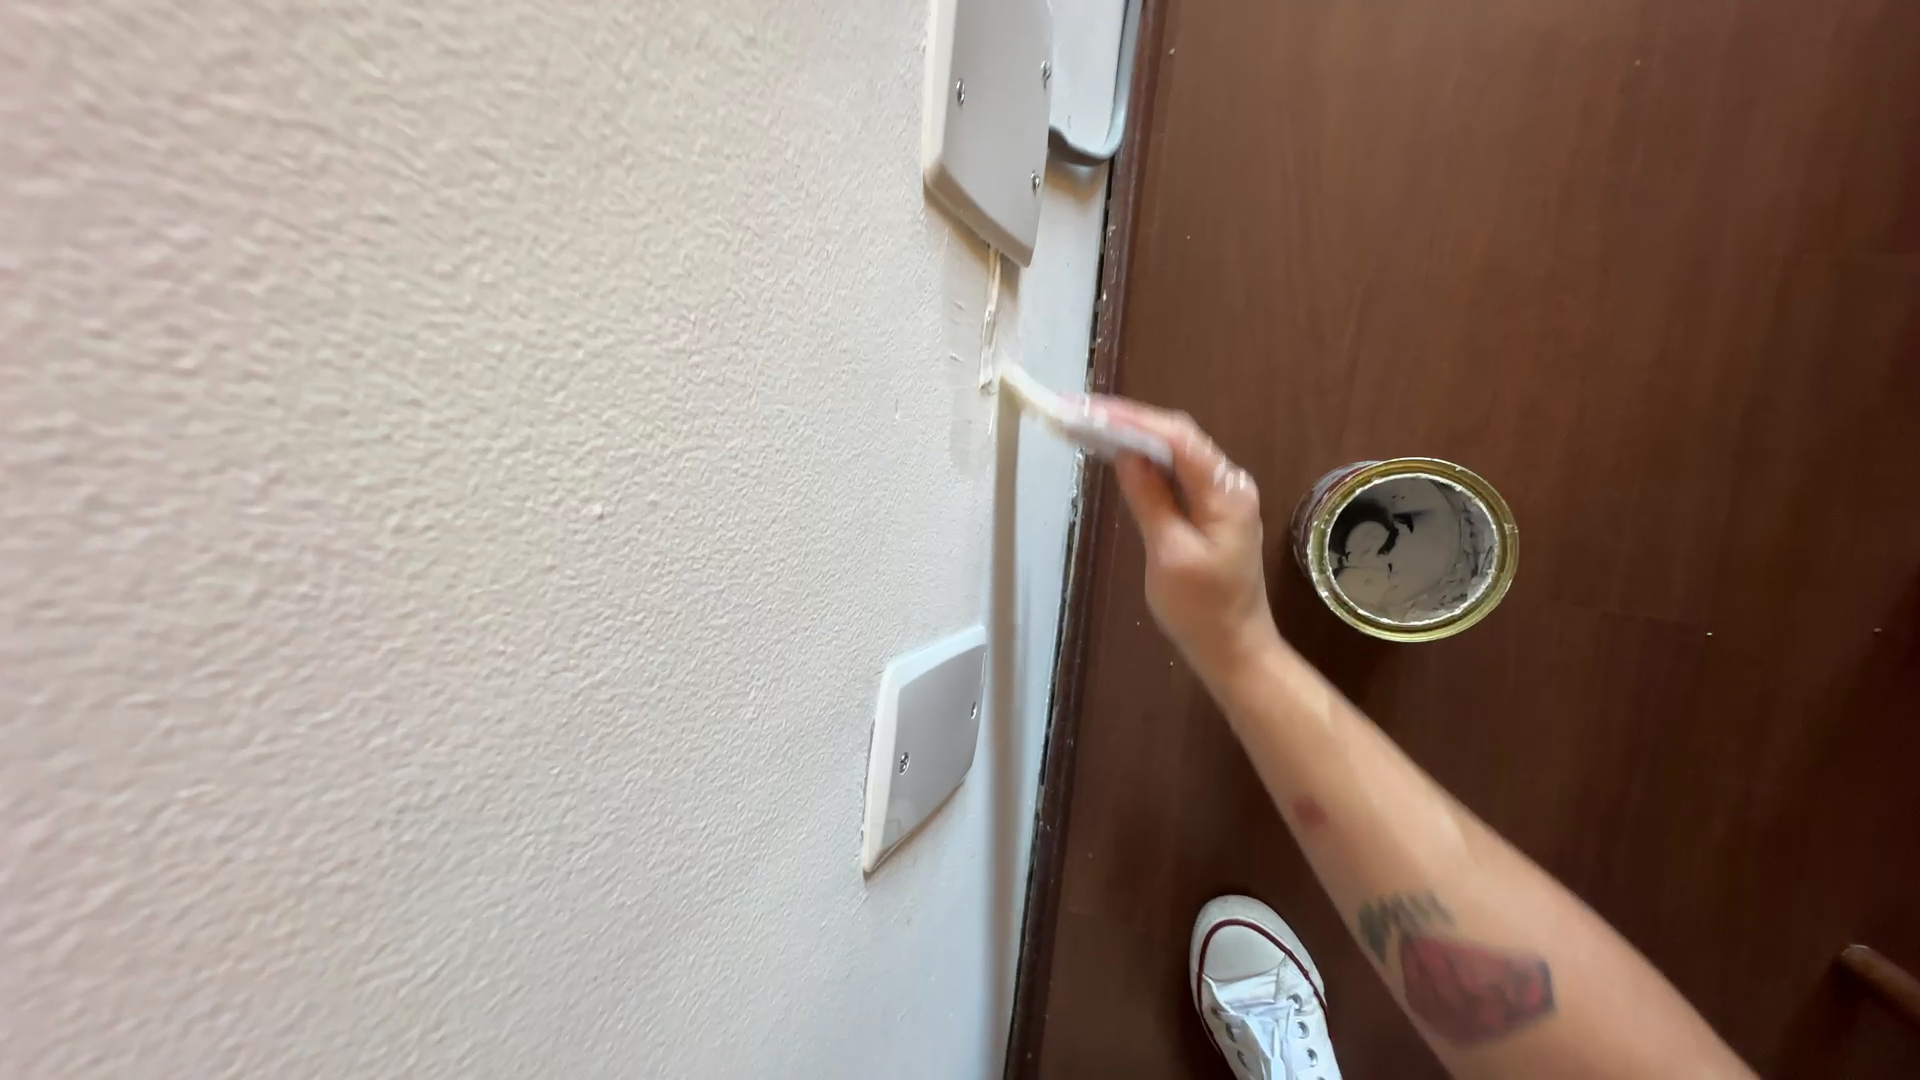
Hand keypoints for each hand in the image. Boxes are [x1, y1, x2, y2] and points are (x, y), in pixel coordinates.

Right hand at [1095, 396, 1280, 684]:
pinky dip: (1145, 461)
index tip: (1090, 411)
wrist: (1233, 647)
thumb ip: (1150, 499)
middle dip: (1129, 421)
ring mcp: (1220, 495)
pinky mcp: (1209, 509)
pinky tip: (1119, 456)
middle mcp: (1228, 483)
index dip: (1132, 419)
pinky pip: (1175, 472)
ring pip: (1175, 452)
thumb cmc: (1200, 608)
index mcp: (1225, 492)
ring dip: (1134, 437)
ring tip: (1091, 427)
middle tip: (1081, 414)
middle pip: (1177, 437)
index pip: (1177, 438)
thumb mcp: (1169, 554)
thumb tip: (1127, 455)